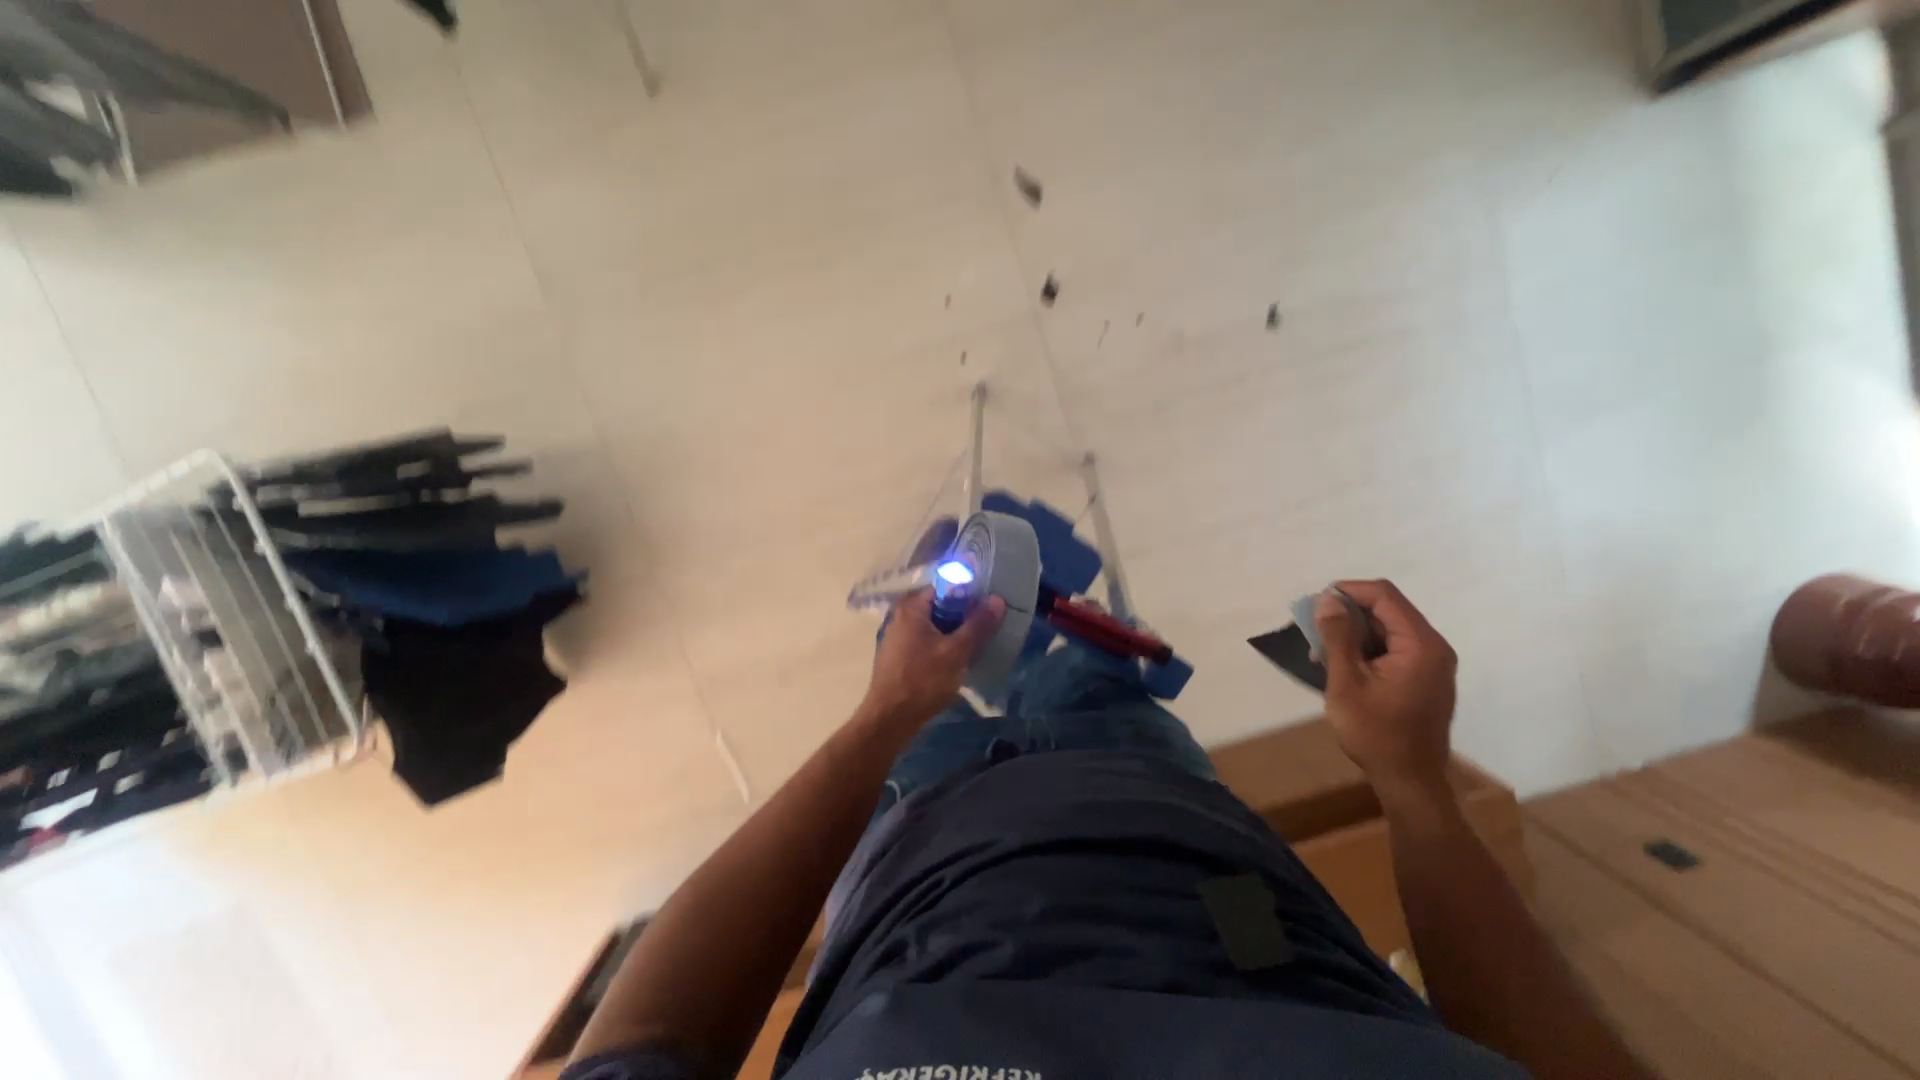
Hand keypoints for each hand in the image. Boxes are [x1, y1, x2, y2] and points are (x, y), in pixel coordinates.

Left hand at [861, 589, 1005, 727]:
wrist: (890, 719)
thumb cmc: (923, 681)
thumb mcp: (957, 652)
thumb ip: (978, 625)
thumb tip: (997, 599)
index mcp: (911, 609)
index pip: (944, 587)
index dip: (968, 595)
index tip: (987, 607)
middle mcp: (899, 618)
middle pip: (939, 607)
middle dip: (963, 617)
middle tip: (986, 628)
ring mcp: (896, 639)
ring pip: (933, 628)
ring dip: (953, 635)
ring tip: (976, 646)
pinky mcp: (898, 658)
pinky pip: (925, 644)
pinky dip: (941, 648)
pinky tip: (956, 663)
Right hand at [1315, 579, 1457, 799]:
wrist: (1409, 780)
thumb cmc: (1375, 733)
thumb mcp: (1346, 682)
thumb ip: (1337, 637)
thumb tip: (1328, 600)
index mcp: (1420, 644)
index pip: (1384, 595)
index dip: (1349, 591)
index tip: (1317, 604)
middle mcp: (1434, 647)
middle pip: (1390, 610)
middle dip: (1350, 613)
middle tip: (1316, 630)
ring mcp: (1434, 664)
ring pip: (1391, 629)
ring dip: (1357, 633)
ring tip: (1325, 652)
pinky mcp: (1428, 678)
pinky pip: (1397, 648)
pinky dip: (1370, 649)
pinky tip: (1346, 667)